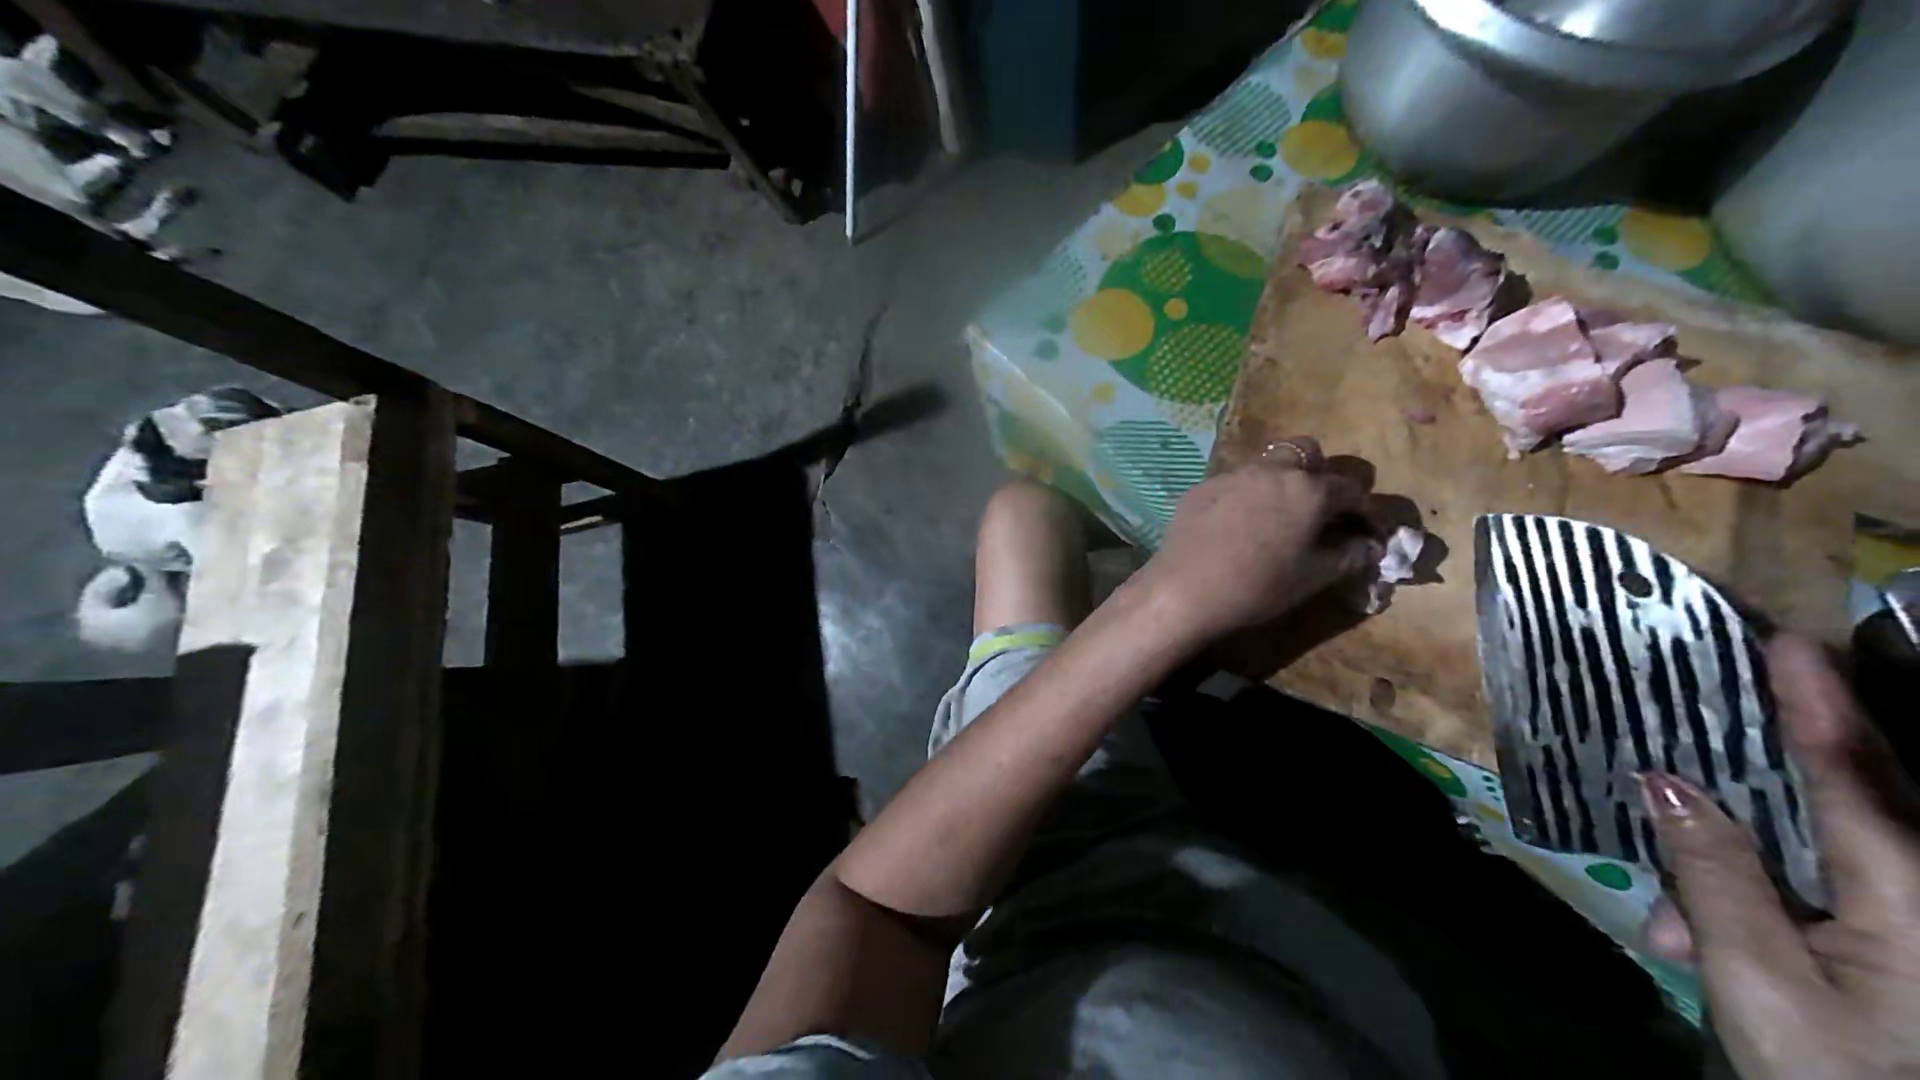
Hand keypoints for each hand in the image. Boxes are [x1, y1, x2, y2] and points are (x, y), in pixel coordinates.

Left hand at [1138, 436, 1379, 640]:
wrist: (1185, 589)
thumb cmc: (1258, 586)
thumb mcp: (1312, 577)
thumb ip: (1347, 555)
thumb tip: (1368, 545)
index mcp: (1308, 489)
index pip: (1349, 489)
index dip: (1363, 510)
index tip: (1365, 529)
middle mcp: (1272, 471)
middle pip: (1306, 452)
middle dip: (1319, 473)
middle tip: (1317, 508)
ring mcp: (1232, 475)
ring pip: (1266, 464)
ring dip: (1279, 480)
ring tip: (1276, 514)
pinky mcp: (1201, 487)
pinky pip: (1233, 482)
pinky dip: (1245, 494)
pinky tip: (1237, 522)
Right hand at [1638, 637, 1919, 1078]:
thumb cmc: (1839, 1072)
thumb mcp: (1757, 979)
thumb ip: (1711, 874)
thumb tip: (1662, 781)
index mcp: (1913, 900)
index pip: (1851, 778)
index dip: (1817, 706)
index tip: (1787, 642)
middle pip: (1839, 801)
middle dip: (1763, 769)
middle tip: (1704, 732)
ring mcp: (1906, 921)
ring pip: (1805, 852)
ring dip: (1720, 868)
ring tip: (1670, 930)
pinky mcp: (1888, 942)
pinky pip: (1807, 886)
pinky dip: (1739, 897)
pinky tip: (1690, 939)